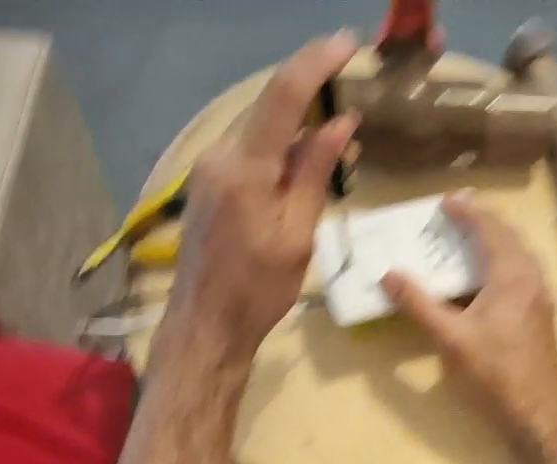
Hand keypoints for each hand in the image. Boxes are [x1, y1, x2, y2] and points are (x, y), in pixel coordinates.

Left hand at [167, 32, 360, 352]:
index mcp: (245, 168)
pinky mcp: (206, 188)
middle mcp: (219, 157)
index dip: (316, 63)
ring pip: (258, 135)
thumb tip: (339, 124)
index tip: (348, 44)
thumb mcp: (297, 236)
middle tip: (350, 117)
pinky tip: (298, 176)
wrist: (205, 326)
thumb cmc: (258, 292)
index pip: (283, 96)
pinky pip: (246, 156)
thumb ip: (314, 175)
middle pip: (269, 112)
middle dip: (310, 104)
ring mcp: (208, 171)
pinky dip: (276, 157)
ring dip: (295, 136)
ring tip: (333, 153)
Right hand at [381, 192, 556, 446]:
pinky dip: (503, 262)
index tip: (445, 202)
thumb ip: (419, 304)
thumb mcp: (451, 339)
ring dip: (495, 241)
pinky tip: (487, 278)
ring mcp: (541, 295)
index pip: (489, 228)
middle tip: (456, 214)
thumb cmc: (495, 372)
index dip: (467, 212)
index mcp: (511, 274)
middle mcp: (532, 276)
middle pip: (509, 235)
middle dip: (482, 221)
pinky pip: (523, 272)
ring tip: (470, 239)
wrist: (538, 410)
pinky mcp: (542, 313)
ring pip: (519, 254)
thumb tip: (388, 275)